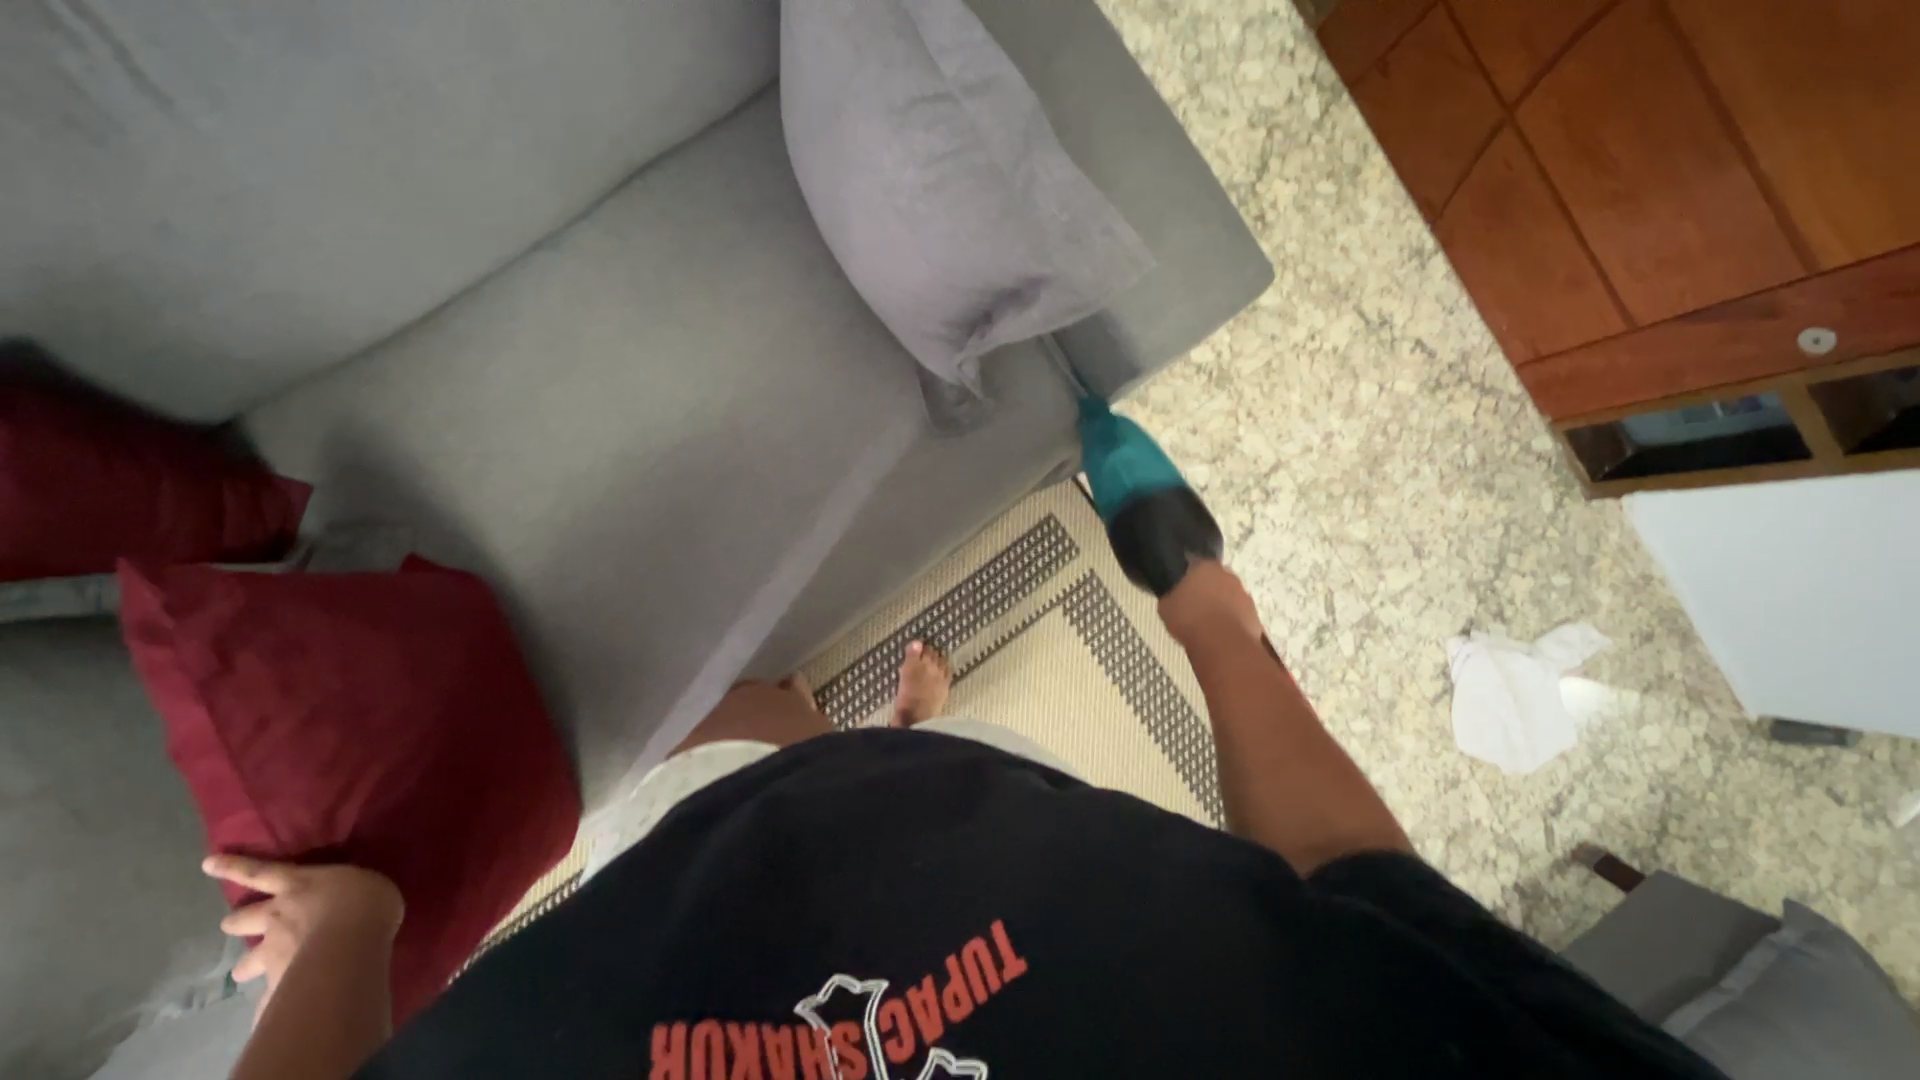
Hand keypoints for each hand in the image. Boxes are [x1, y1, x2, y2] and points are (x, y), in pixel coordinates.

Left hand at [204, 856, 403, 1015]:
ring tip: (254, 972)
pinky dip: (271, 1002)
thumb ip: (347, 894)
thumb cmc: (366, 901)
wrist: (350, 946)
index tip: (208, 863)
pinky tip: (275, 1011)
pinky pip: (269, 996)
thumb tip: (349, 901)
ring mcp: (272, 952)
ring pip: (247, 962)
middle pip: (243, 919)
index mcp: (298, 885)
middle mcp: (277, 917)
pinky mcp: (276, 983)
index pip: (260, 872)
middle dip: (239, 923)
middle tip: (240, 926)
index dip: (234, 867)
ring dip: (249, 965)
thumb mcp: (364, 885)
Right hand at [1157, 560, 1263, 648]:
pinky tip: (1221, 633)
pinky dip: (1231, 620)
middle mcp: (1227, 575)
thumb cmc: (1189, 619)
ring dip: (1221, 605)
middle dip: (1207, 590)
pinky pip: (1239, 613)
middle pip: (1215, 579)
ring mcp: (1244, 594)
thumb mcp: (1166, 607)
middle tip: (1194, 606)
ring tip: (1208, 623)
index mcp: (1204, 567)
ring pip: (1229, 596)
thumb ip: (1172, 595)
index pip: (1194, 565)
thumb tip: (1174, 595)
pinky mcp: (1254, 613)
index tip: (1182, 591)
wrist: (1222, 643)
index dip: (1188, 579)